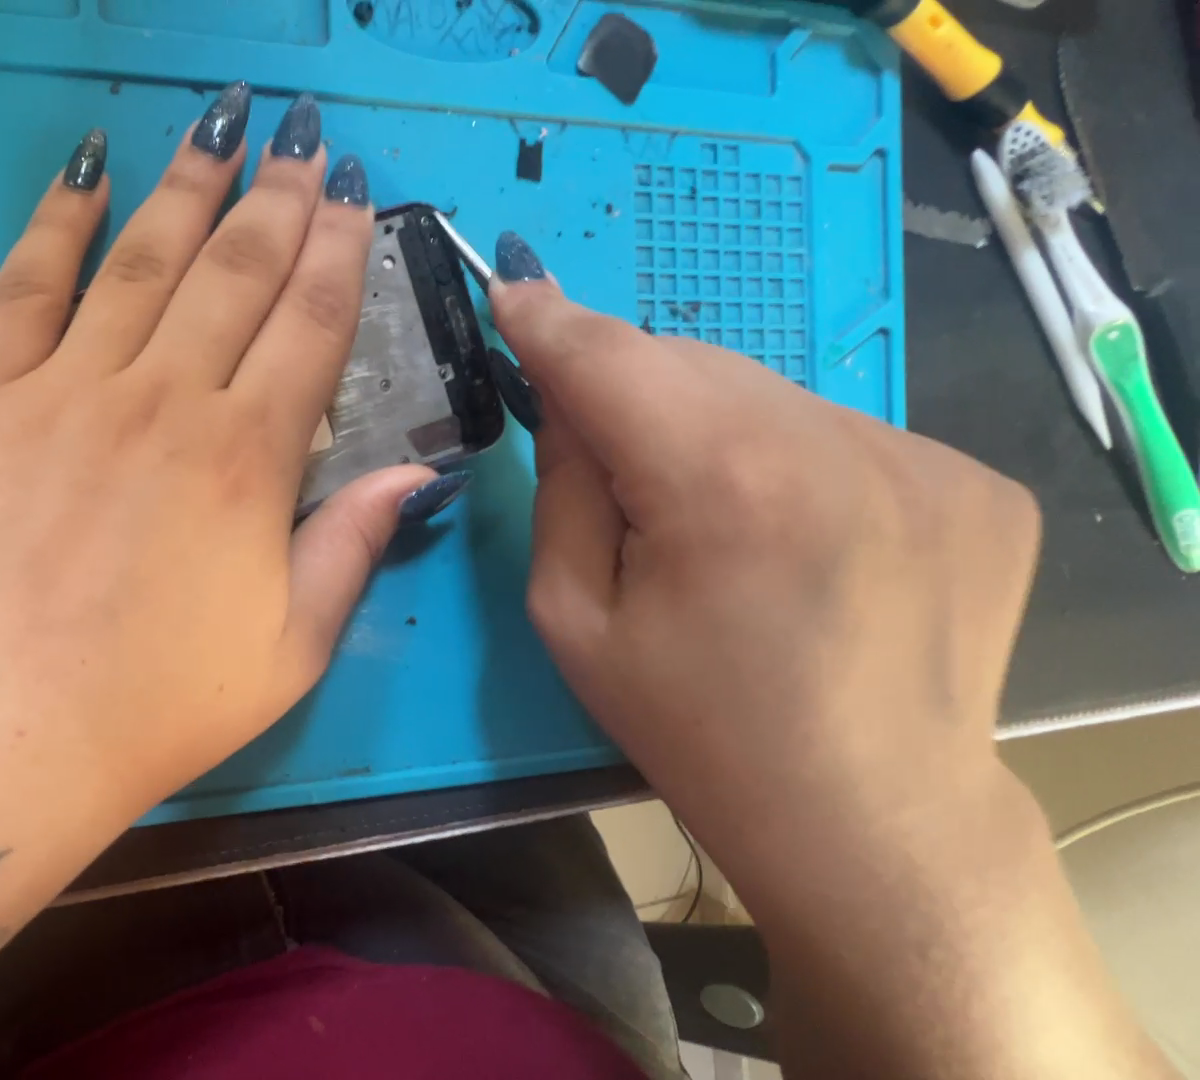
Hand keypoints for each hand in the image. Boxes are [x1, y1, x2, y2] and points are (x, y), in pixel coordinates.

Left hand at [0, 87, 447, 810]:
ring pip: (143, 260)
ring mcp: (69, 389)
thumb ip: (352, 549)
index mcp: (248, 460)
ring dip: (189, 186)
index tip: (355, 199)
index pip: (310, 326)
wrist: (0, 723)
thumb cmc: (156, 702)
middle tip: (303, 141)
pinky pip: (25, 285)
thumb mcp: (289, 650)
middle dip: (279, 200)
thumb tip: (416, 471)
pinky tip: (86, 171)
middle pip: (237, 273)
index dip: (339, 254)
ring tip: (220, 127)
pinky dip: (57, 221)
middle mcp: (166, 400)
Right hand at [487, 233, 1041, 900]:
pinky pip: (832, 430)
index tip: (510, 290)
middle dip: (623, 381)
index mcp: (719, 486)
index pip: (611, 360)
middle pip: (688, 362)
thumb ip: (562, 490)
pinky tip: (781, 529)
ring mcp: (919, 454)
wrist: (867, 814)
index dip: (550, 320)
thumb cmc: (693, 726)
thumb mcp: (574, 618)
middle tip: (587, 433)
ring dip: (703, 419)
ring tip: (695, 506)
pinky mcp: (968, 477)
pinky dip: (779, 453)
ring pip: (763, 392)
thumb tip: (567, 403)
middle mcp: (832, 444)